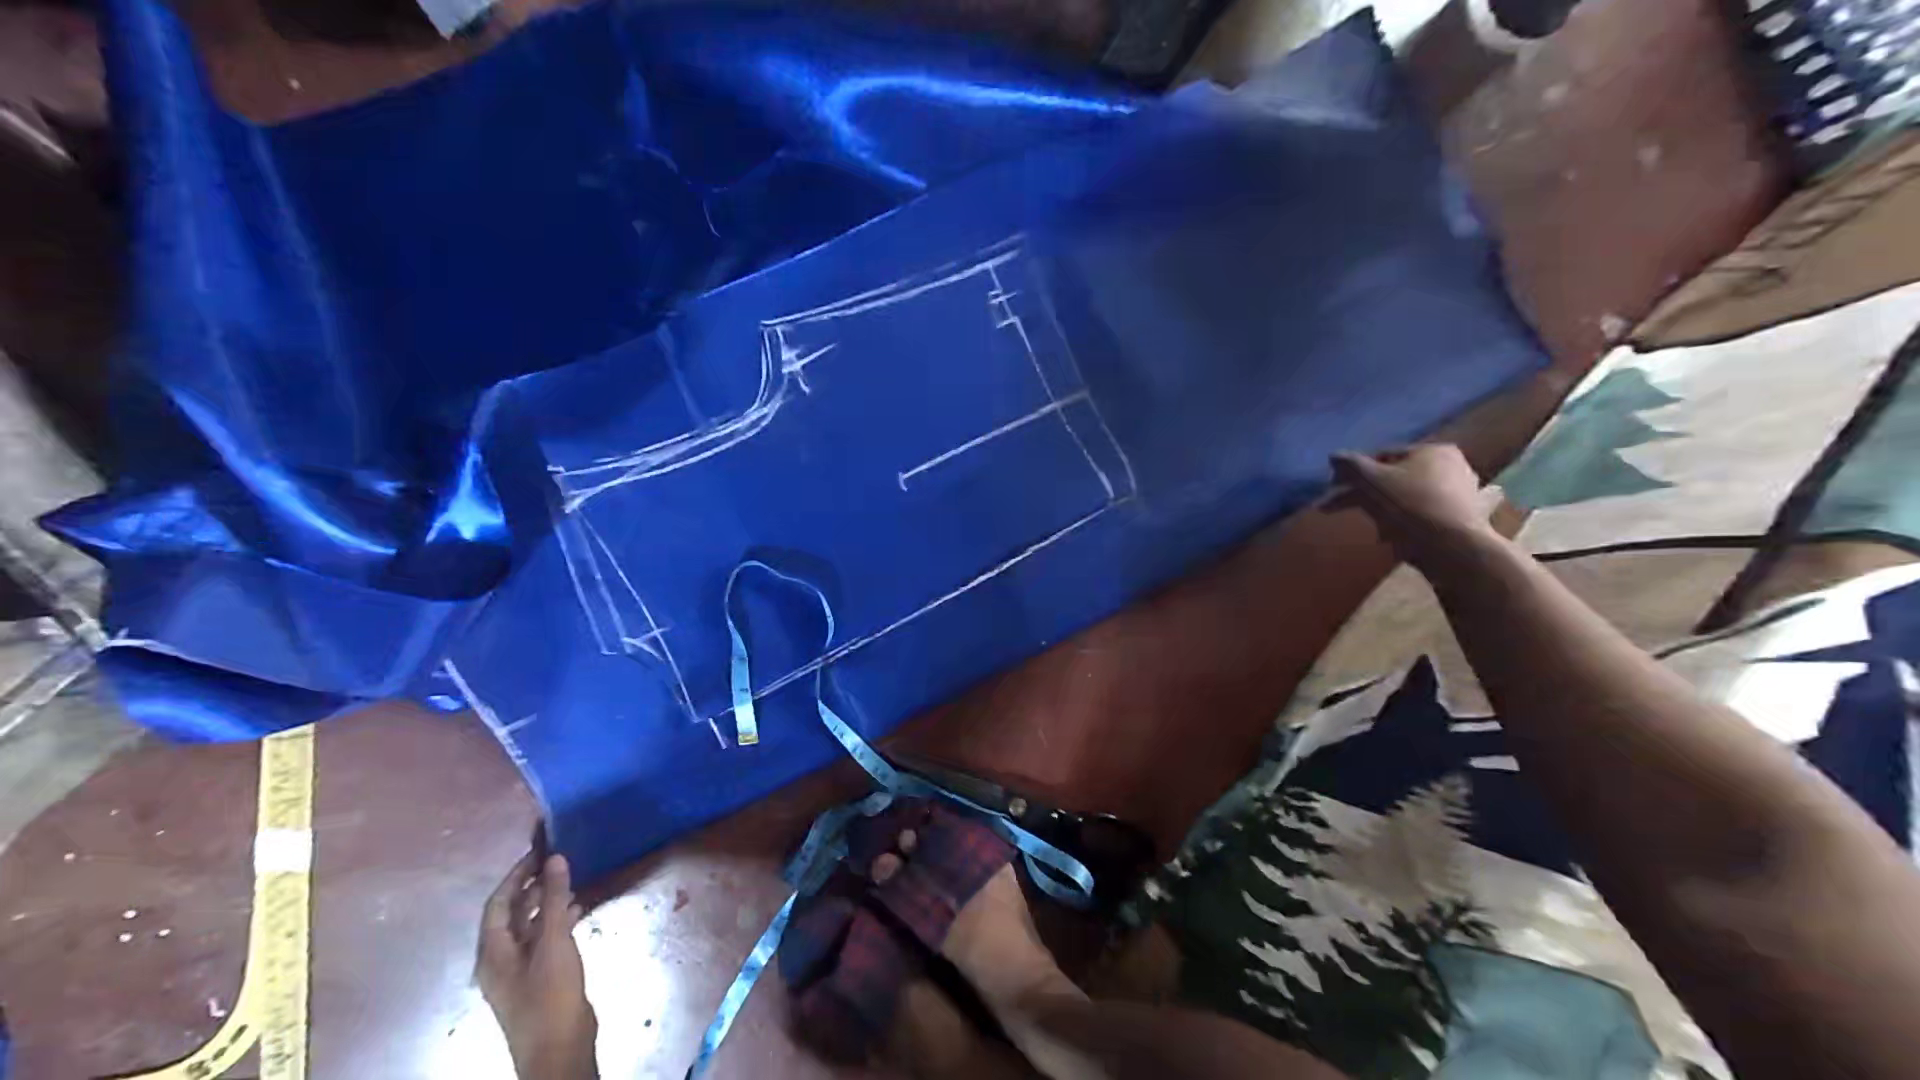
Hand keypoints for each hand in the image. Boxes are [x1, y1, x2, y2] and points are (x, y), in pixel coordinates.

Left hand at [477, 852, 597, 1079]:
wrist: (559, 1049)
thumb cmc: (550, 995)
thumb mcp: (554, 943)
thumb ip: (554, 900)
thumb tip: (555, 858)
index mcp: (493, 952)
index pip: (498, 903)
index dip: (516, 875)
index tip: (540, 850)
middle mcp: (500, 959)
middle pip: (511, 914)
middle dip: (532, 885)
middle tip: (557, 859)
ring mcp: (520, 970)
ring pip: (529, 925)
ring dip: (547, 901)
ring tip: (571, 877)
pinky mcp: (539, 977)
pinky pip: (544, 938)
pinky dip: (558, 919)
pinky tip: (578, 908)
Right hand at [1329, 444, 1495, 565]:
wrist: (1451, 547)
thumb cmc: (1409, 505)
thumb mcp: (1370, 480)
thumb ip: (1349, 465)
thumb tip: (1334, 456)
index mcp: (1433, 450)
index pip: (1382, 456)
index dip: (1353, 472)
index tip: (1333, 488)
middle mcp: (1453, 466)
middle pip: (1394, 478)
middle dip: (1364, 494)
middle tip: (1336, 508)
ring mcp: (1461, 494)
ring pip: (1405, 497)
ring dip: (1380, 509)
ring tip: (1366, 526)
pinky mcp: (1462, 519)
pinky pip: (1421, 514)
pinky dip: (1402, 522)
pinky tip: (1390, 536)